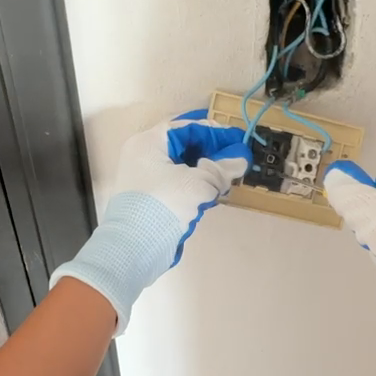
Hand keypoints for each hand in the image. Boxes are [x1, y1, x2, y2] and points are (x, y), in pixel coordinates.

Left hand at [52, 109, 249, 331]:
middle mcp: (142, 155)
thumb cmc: (164, 205)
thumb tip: (240, 160)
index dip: (214, 133)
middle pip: (183, 147)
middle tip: (233, 162)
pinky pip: (175, 184)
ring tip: (225, 180)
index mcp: (149, 142)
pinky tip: (210, 195)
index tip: (237, 142)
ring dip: (203, 172)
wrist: (134, 247)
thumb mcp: (198, 184)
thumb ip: (222, 169)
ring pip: (180, 167)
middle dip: (210, 154)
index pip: (187, 127)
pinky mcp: (148, 197)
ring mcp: (143, 177)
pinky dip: (193, 187)